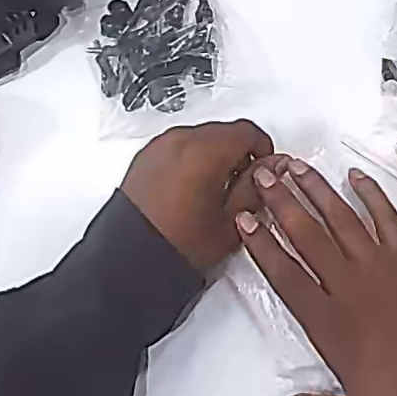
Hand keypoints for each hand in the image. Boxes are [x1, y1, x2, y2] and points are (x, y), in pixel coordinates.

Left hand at [121, 120, 272, 271]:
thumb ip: (255, 186)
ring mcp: (160, 147)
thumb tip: (270, 168)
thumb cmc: (173, 248)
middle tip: (243, 183)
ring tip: (215, 191)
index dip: (262, 149)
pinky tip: (192, 191)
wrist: (126, 264)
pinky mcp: (145, 157)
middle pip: (224, 132)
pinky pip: (179, 146)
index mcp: (205, 151)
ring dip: (214, 155)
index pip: (248, 131)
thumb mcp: (230, 221)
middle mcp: (181, 140)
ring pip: (202, 137)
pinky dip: (191, 159)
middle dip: (239, 152)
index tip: (264, 166)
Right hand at [235, 157, 396, 395]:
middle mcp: (359, 292)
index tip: (245, 222)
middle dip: (282, 203)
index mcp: (340, 332)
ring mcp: (388, 271)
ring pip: (343, 220)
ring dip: (317, 190)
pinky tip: (356, 178)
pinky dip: (372, 195)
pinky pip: (388, 219)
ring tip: (296, 167)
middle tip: (262, 178)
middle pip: (310, 237)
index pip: (288, 279)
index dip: (263, 247)